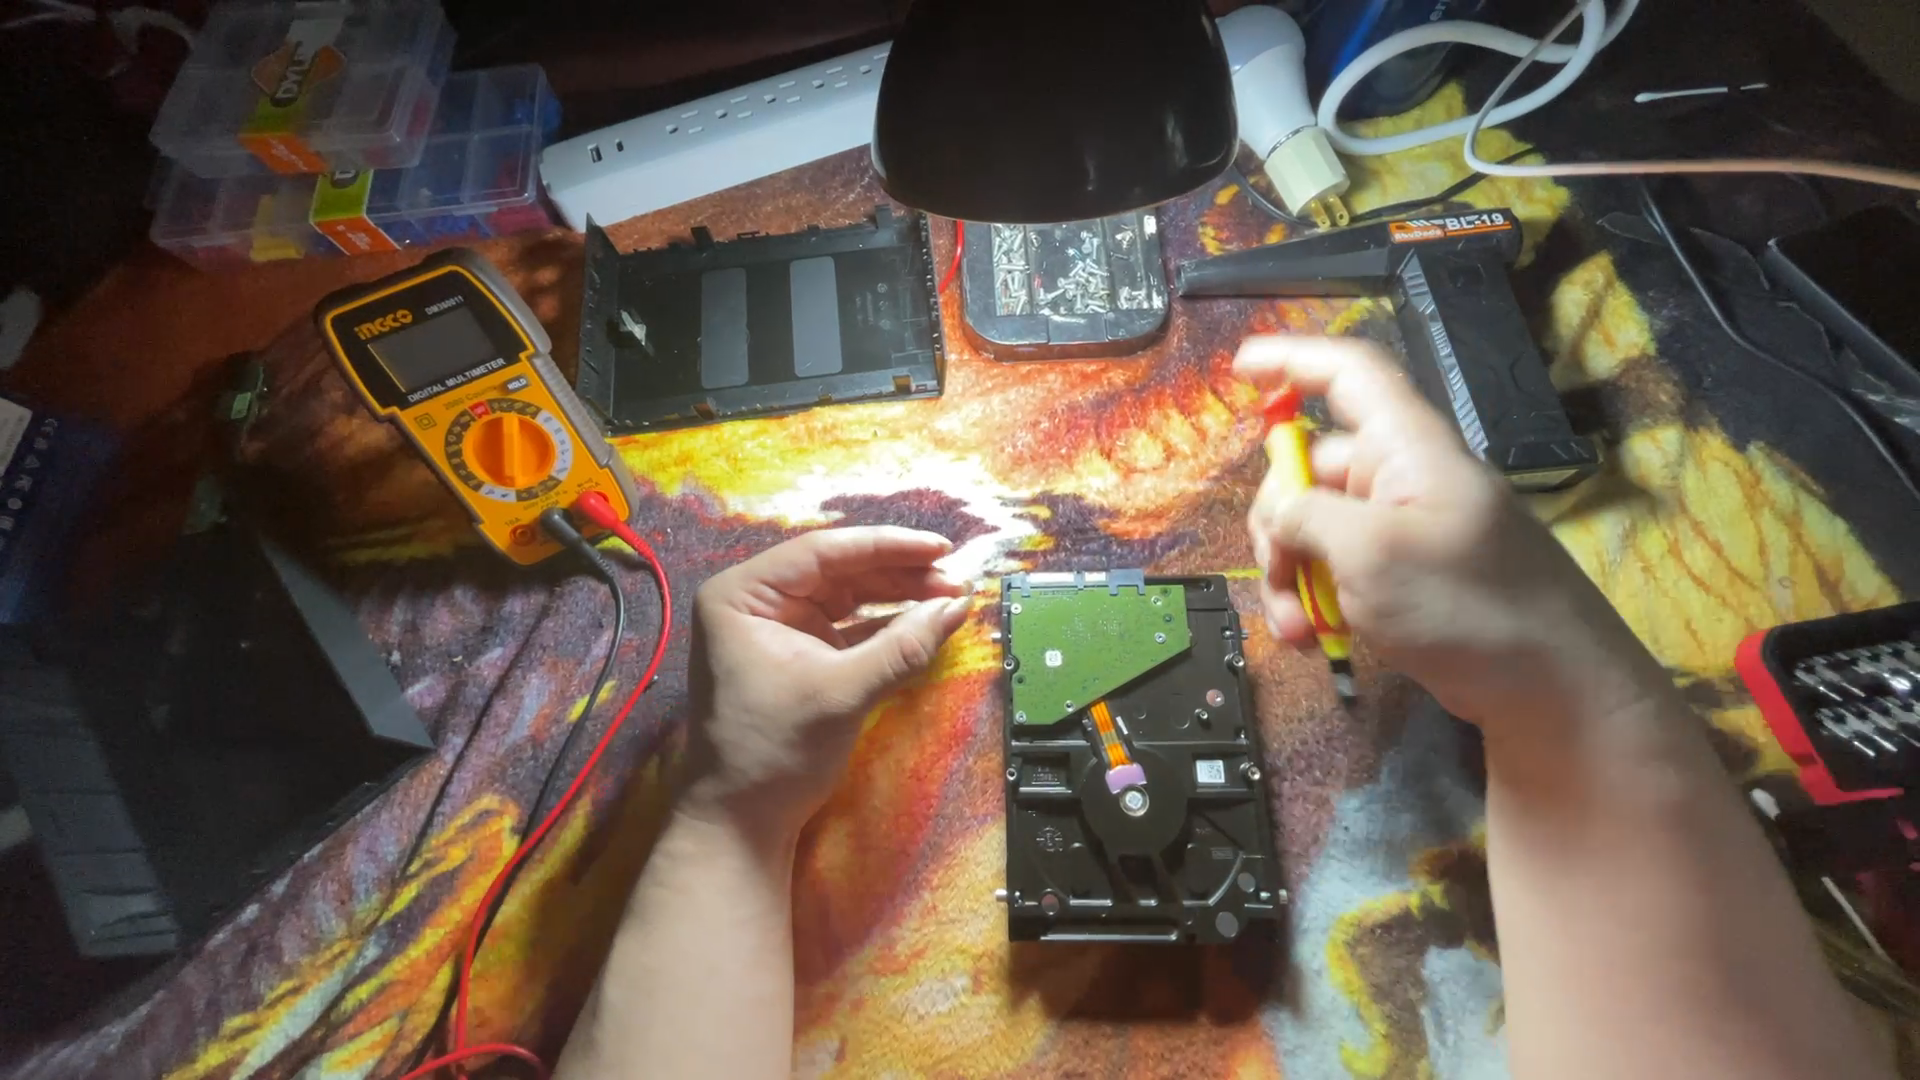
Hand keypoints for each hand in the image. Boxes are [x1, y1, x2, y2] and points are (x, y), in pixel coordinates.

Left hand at [682, 527, 970, 834]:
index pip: (824, 552)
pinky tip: (923, 623)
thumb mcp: (842, 692)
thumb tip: (960, 606)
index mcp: (744, 593)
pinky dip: (886, 626)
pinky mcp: (801, 653)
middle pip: (840, 570)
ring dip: (898, 597)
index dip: (888, 546)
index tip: (941, 547)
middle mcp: (759, 600)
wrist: (741, 824)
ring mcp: (781, 626)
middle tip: (954, 580)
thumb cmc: (773, 751)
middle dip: (899, 575)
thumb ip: (903, 646)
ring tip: (948, 597)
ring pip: (849, 596)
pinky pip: (849, 626)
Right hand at [1238, 336, 1665, 741]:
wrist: (1548, 690)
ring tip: (1296, 628)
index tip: (1240, 366)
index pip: (1349, 375)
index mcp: (1406, 449)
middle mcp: (1398, 479)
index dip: (1293, 359)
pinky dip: (1309, 599)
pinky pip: (1329, 567)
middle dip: (1275, 526)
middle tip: (1275, 575)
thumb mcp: (1371, 554)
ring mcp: (1394, 529)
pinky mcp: (1393, 573)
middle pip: (1307, 471)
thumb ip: (1306, 517)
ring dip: (1287, 576)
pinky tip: (1311, 636)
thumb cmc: (1468, 606)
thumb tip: (1276, 511)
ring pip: (1308, 529)